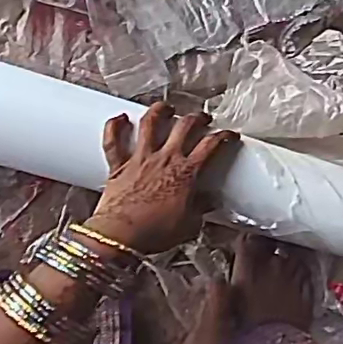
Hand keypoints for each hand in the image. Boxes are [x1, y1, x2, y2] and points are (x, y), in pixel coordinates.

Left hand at [87, 102, 238, 253]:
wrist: (121, 236)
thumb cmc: (156, 232)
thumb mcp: (190, 225)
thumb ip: (201, 209)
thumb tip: (211, 202)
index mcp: (186, 173)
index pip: (211, 145)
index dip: (224, 136)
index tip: (229, 135)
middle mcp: (165, 159)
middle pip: (184, 126)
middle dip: (196, 117)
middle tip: (201, 118)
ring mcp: (140, 159)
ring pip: (150, 123)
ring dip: (159, 111)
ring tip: (166, 107)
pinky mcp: (118, 165)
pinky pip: (113, 141)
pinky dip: (114, 127)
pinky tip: (119, 117)